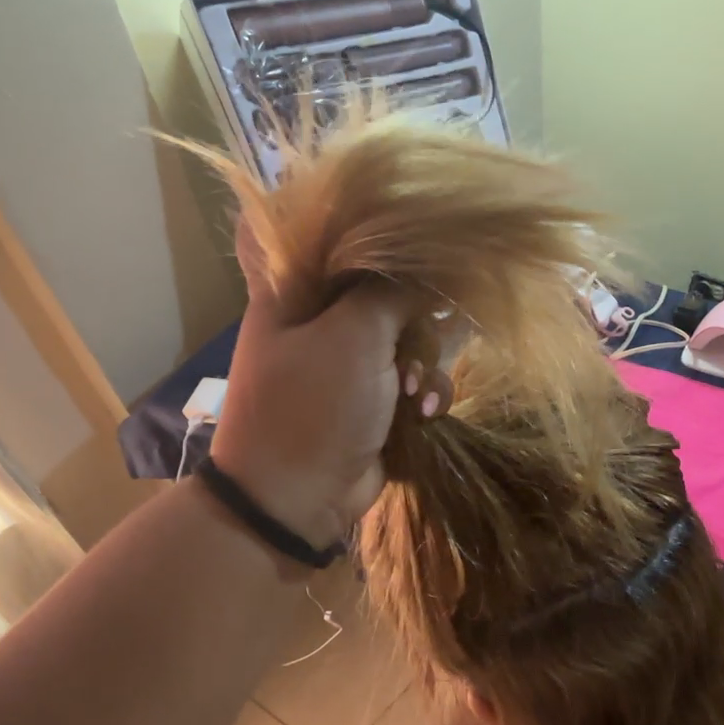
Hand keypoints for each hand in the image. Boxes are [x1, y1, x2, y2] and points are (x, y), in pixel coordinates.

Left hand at [208, 221, 446, 545]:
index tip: (407, 228)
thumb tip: (429, 268)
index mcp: (294, 293)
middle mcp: (321, 323)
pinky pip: (416, 383)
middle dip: (413, 312)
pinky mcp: (376, 404)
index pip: (319, 233)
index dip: (362, 225)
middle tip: (420, 328)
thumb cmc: (312, 407)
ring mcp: (349, 367)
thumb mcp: (353, 336)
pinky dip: (427, 396)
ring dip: (425, 362)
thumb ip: (392, 292)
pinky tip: (427, 414)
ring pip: (408, 338)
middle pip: (382, 288)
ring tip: (416, 391)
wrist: (296, 499)